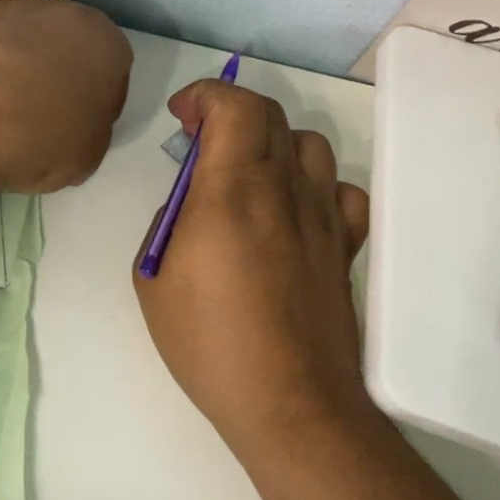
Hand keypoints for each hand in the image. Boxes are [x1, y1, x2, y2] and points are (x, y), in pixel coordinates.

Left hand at [0, 0, 130, 194]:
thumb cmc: (37, 139)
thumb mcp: (87, 156)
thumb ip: (91, 128)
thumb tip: (72, 120)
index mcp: (102, 39)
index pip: (113, 69)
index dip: (99, 101)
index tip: (81, 125)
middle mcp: (58, 11)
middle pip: (67, 45)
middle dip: (59, 74)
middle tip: (43, 113)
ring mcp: (7, 9)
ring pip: (23, 40)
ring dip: (19, 65)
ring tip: (0, 107)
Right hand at [134, 81, 372, 452]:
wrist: (291, 404)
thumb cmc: (210, 342)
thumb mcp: (153, 278)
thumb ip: (167, 223)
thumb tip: (189, 207)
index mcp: (231, 191)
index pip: (234, 105)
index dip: (205, 94)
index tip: (181, 117)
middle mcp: (283, 191)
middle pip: (269, 114)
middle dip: (228, 112)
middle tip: (199, 142)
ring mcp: (322, 217)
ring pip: (308, 143)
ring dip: (271, 142)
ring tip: (245, 173)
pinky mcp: (345, 247)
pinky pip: (342, 191)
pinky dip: (316, 185)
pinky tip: (293, 212)